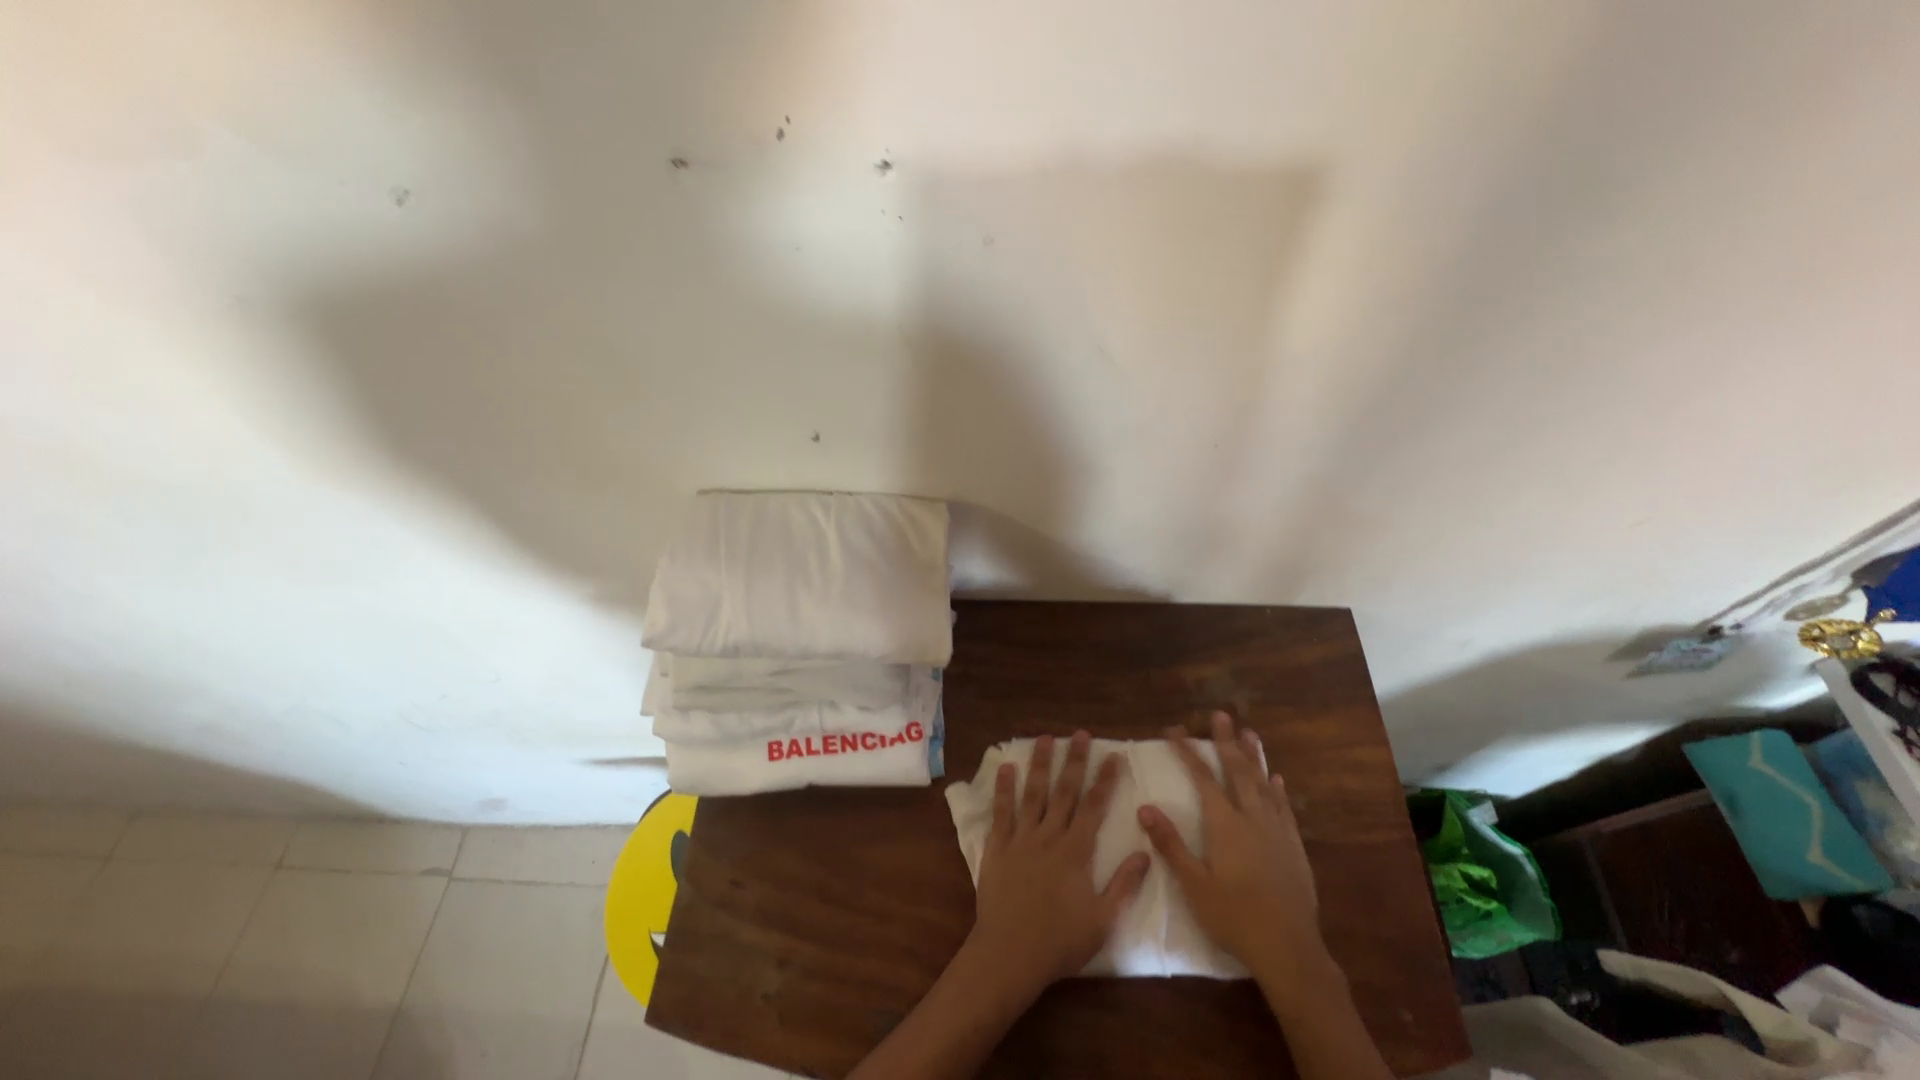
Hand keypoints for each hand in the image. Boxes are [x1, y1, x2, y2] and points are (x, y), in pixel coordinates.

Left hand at [967, 731, 1151, 993]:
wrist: (1010, 954)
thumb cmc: (1060, 942)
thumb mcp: (1103, 920)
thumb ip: (1124, 885)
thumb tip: (1146, 852)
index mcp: (1077, 851)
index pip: (1095, 806)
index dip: (1105, 779)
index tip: (1113, 755)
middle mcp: (1049, 837)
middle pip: (1064, 791)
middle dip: (1074, 760)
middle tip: (1080, 733)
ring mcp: (1020, 840)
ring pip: (1032, 794)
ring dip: (1040, 764)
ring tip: (1045, 738)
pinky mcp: (996, 849)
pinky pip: (1001, 813)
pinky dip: (1004, 789)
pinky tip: (1005, 768)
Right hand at [1138, 712, 1329, 990]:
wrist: (1288, 946)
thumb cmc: (1234, 917)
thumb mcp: (1194, 884)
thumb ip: (1171, 844)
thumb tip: (1145, 807)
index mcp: (1225, 825)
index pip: (1203, 779)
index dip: (1188, 752)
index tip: (1175, 730)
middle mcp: (1253, 818)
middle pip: (1238, 771)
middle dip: (1226, 742)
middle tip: (1220, 715)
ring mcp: (1277, 831)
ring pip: (1264, 783)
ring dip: (1254, 756)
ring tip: (1249, 733)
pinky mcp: (1294, 846)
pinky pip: (1284, 807)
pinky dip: (1277, 788)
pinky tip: (1276, 779)